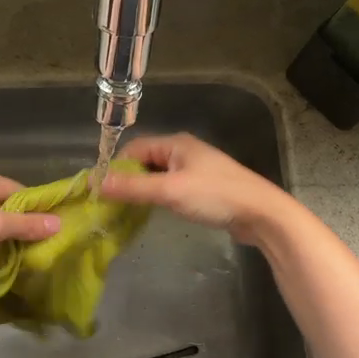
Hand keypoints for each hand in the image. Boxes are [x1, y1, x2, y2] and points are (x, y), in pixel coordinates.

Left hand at [0, 169, 61, 286]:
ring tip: (27, 254)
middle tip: (43, 241)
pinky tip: (3, 261)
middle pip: (0, 206)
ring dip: (4, 239)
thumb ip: (26, 224)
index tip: (51, 223)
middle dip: (18, 224)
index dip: (31, 205)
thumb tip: (59, 224)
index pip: (11, 187)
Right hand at [100, 133, 292, 243]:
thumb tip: (96, 184)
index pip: (135, 149)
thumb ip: (133, 188)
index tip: (102, 189)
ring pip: (159, 176)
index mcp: (176, 144)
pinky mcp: (204, 188)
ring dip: (144, 190)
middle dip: (128, 180)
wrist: (261, 213)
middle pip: (146, 161)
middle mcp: (184, 152)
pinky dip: (160, 198)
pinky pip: (172, 188)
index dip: (116, 167)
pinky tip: (155, 213)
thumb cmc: (215, 195)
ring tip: (128, 210)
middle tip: (112, 203)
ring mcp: (195, 170)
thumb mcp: (170, 191)